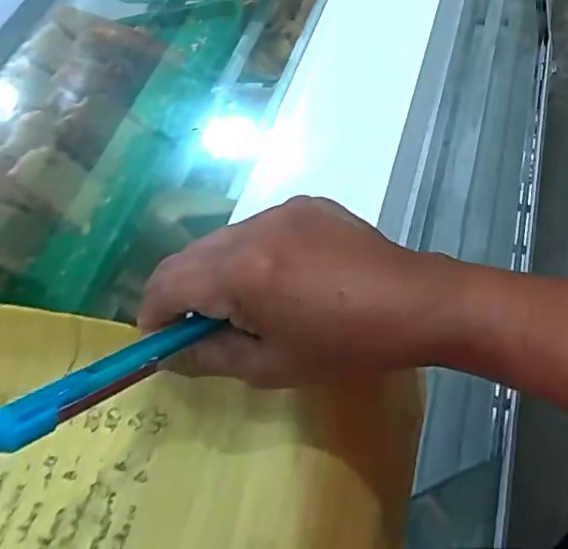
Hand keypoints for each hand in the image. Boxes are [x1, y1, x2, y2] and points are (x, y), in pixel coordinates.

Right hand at [139, 196, 457, 387]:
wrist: (412, 300)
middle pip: (194, 253)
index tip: (166, 342)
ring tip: (253, 305)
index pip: (167, 280)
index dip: (155, 315)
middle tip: (208, 330)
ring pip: (227, 237)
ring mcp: (290, 207)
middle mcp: (261, 224)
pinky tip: (286, 277)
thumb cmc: (343, 342)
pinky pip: (264, 226)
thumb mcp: (269, 364)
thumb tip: (171, 348)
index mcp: (245, 266)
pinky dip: (255, 250)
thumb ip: (208, 354)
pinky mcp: (314, 203)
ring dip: (221, 269)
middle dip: (186, 291)